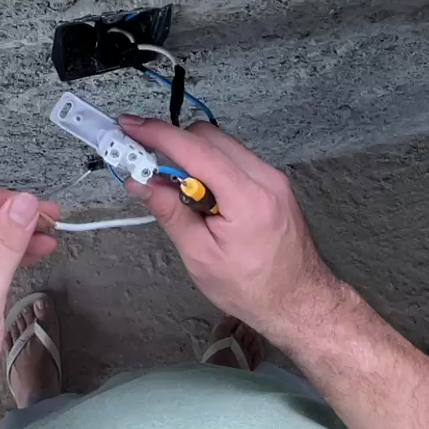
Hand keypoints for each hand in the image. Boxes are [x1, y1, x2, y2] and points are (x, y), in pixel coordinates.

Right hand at [120, 117, 341, 339]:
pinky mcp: (272, 181)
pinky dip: (209, 166)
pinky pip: (232, 157)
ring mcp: (272, 176)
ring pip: (220, 144)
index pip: (195, 150)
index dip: (158, 134)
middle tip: (144, 164)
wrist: (299, 302)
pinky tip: (200, 195)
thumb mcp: (200, 256)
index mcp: (248, 197)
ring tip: (175, 190)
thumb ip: (169, 212)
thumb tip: (139, 182)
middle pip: (207, 137)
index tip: (130, 126)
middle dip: (172, 144)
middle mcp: (265, 177)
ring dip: (190, 157)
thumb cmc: (252, 288)